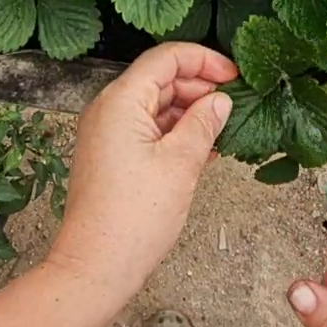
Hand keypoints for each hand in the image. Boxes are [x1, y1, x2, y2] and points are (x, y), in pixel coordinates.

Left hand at [45, 42, 238, 297]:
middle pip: (160, 78)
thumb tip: (220, 101)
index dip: (203, 59)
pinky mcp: (111, 153)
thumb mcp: (180, 164)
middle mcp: (109, 107)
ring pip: (156, 104)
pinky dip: (175, 131)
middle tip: (233, 102)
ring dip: (189, 110)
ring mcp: (107, 131)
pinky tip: (202, 146)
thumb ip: (203, 123)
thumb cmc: (132, 220)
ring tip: (222, 127)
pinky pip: (147, 127)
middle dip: (199, 85)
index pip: (165, 58)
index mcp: (121, 99)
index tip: (233, 73)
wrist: (94, 269)